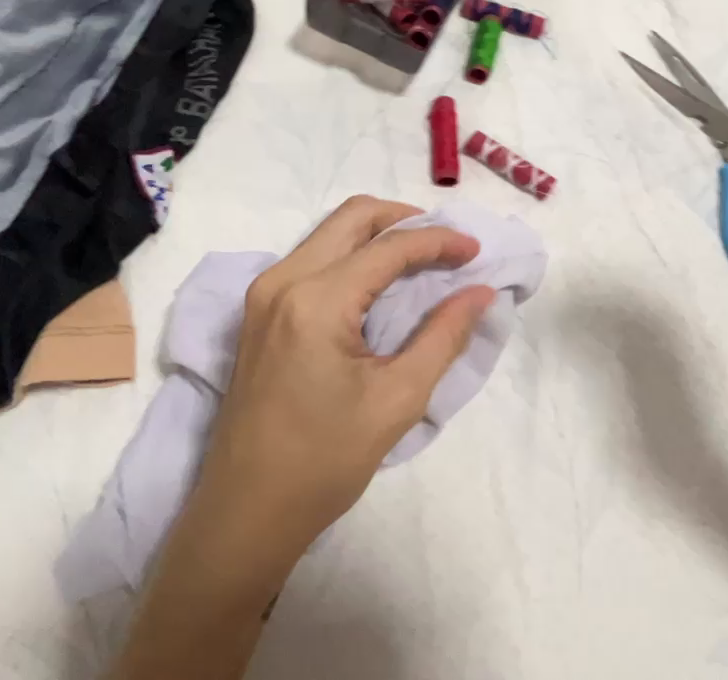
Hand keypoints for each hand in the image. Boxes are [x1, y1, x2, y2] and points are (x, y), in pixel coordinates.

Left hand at [114, 198, 495, 679]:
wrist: (246, 512)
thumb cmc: (324, 463)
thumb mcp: (397, 400)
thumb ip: (443, 336)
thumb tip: (481, 291)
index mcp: (315, 300)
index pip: (388, 247)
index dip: (439, 241)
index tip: (477, 250)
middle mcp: (283, 280)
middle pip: (352, 217)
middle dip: (405, 220)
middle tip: (448, 245)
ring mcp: (264, 294)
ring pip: (329, 233)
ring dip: (377, 234)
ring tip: (423, 260)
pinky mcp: (259, 312)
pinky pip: (312, 257)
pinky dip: (352, 255)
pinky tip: (381, 283)